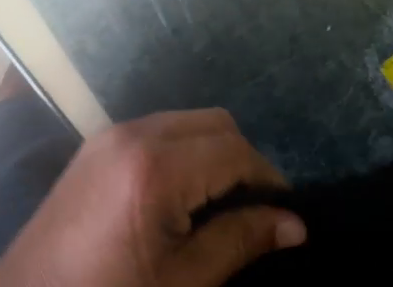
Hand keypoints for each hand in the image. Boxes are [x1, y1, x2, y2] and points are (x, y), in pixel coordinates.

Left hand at [0, 108, 304, 286]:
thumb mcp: (181, 283)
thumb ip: (239, 243)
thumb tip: (295, 225)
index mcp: (156, 167)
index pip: (234, 151)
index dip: (268, 180)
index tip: (285, 215)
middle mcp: (136, 133)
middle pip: (215, 123)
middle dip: (243, 160)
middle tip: (254, 212)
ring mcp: (112, 134)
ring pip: (188, 122)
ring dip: (213, 153)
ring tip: (221, 206)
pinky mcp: (97, 145)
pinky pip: (159, 129)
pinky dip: (184, 150)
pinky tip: (183, 195)